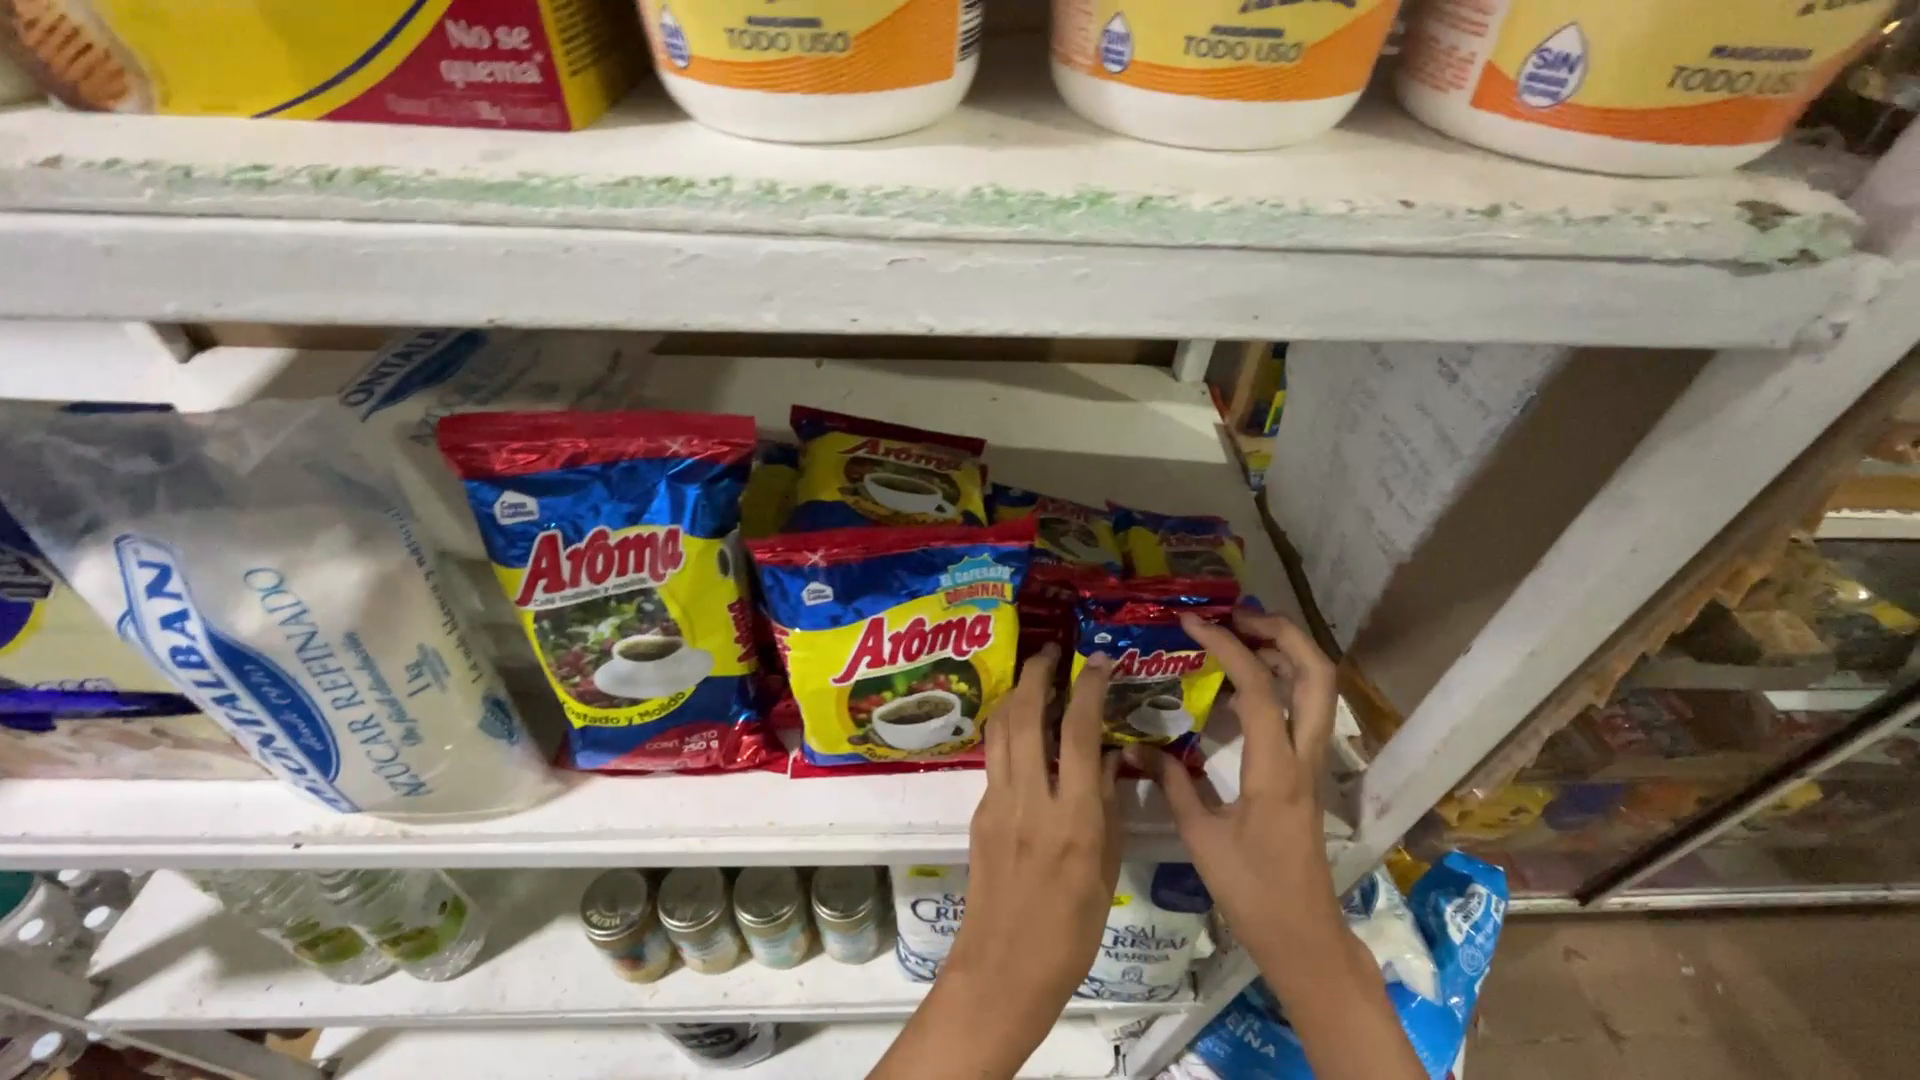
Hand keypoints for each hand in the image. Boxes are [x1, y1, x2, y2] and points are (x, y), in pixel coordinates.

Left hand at [945, 644, 1123, 1013]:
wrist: (1004, 970)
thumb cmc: (1071, 932)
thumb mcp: (1107, 869)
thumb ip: (1107, 808)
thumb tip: (1107, 759)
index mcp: (1074, 818)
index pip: (1080, 731)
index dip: (1090, 687)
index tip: (1100, 661)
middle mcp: (1031, 799)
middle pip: (1027, 715)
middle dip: (1038, 674)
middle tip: (1053, 652)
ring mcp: (997, 803)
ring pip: (1001, 729)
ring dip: (1016, 694)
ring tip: (1034, 676)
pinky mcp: (979, 813)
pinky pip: (995, 757)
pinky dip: (1008, 729)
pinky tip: (1022, 729)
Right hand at [1124, 608, 1343, 962]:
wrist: (1304, 935)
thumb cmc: (1251, 890)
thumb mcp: (1200, 837)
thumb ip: (1173, 785)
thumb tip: (1137, 751)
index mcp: (1275, 769)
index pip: (1259, 687)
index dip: (1227, 645)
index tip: (1192, 624)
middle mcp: (1305, 756)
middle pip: (1316, 673)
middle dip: (1281, 633)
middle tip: (1236, 616)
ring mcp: (1314, 764)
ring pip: (1320, 689)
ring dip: (1287, 652)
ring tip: (1241, 635)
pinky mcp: (1311, 774)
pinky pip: (1306, 711)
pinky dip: (1283, 681)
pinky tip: (1246, 686)